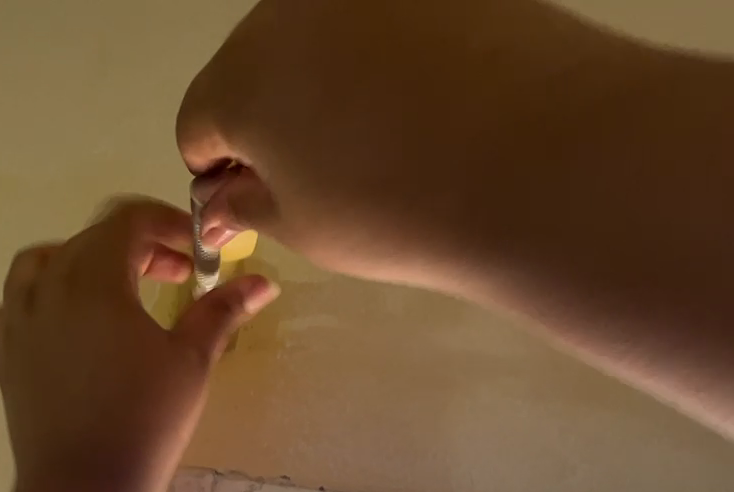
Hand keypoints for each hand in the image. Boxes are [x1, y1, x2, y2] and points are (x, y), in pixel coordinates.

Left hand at [0, 197, 277, 491]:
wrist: (82, 488)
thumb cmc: (144, 422)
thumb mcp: (190, 362)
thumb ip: (220, 311)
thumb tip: (263, 282)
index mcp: (92, 278)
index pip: (128, 221)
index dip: (168, 226)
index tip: (196, 257)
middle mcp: (46, 288)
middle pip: (88, 240)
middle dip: (135, 247)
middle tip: (173, 278)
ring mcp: (17, 322)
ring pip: (42, 265)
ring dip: (81, 264)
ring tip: (114, 293)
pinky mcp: (4, 356)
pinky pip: (16, 307)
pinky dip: (42, 302)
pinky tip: (67, 326)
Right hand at [177, 0, 652, 285]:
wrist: (536, 159)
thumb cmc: (387, 210)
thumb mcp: (297, 228)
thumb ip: (243, 207)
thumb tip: (217, 204)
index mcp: (240, 79)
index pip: (196, 125)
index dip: (213, 172)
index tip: (247, 204)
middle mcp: (287, 10)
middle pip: (249, 71)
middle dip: (261, 123)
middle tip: (310, 175)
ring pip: (310, 41)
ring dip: (316, 86)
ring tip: (372, 137)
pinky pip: (375, 23)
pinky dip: (376, 60)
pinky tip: (417, 101)